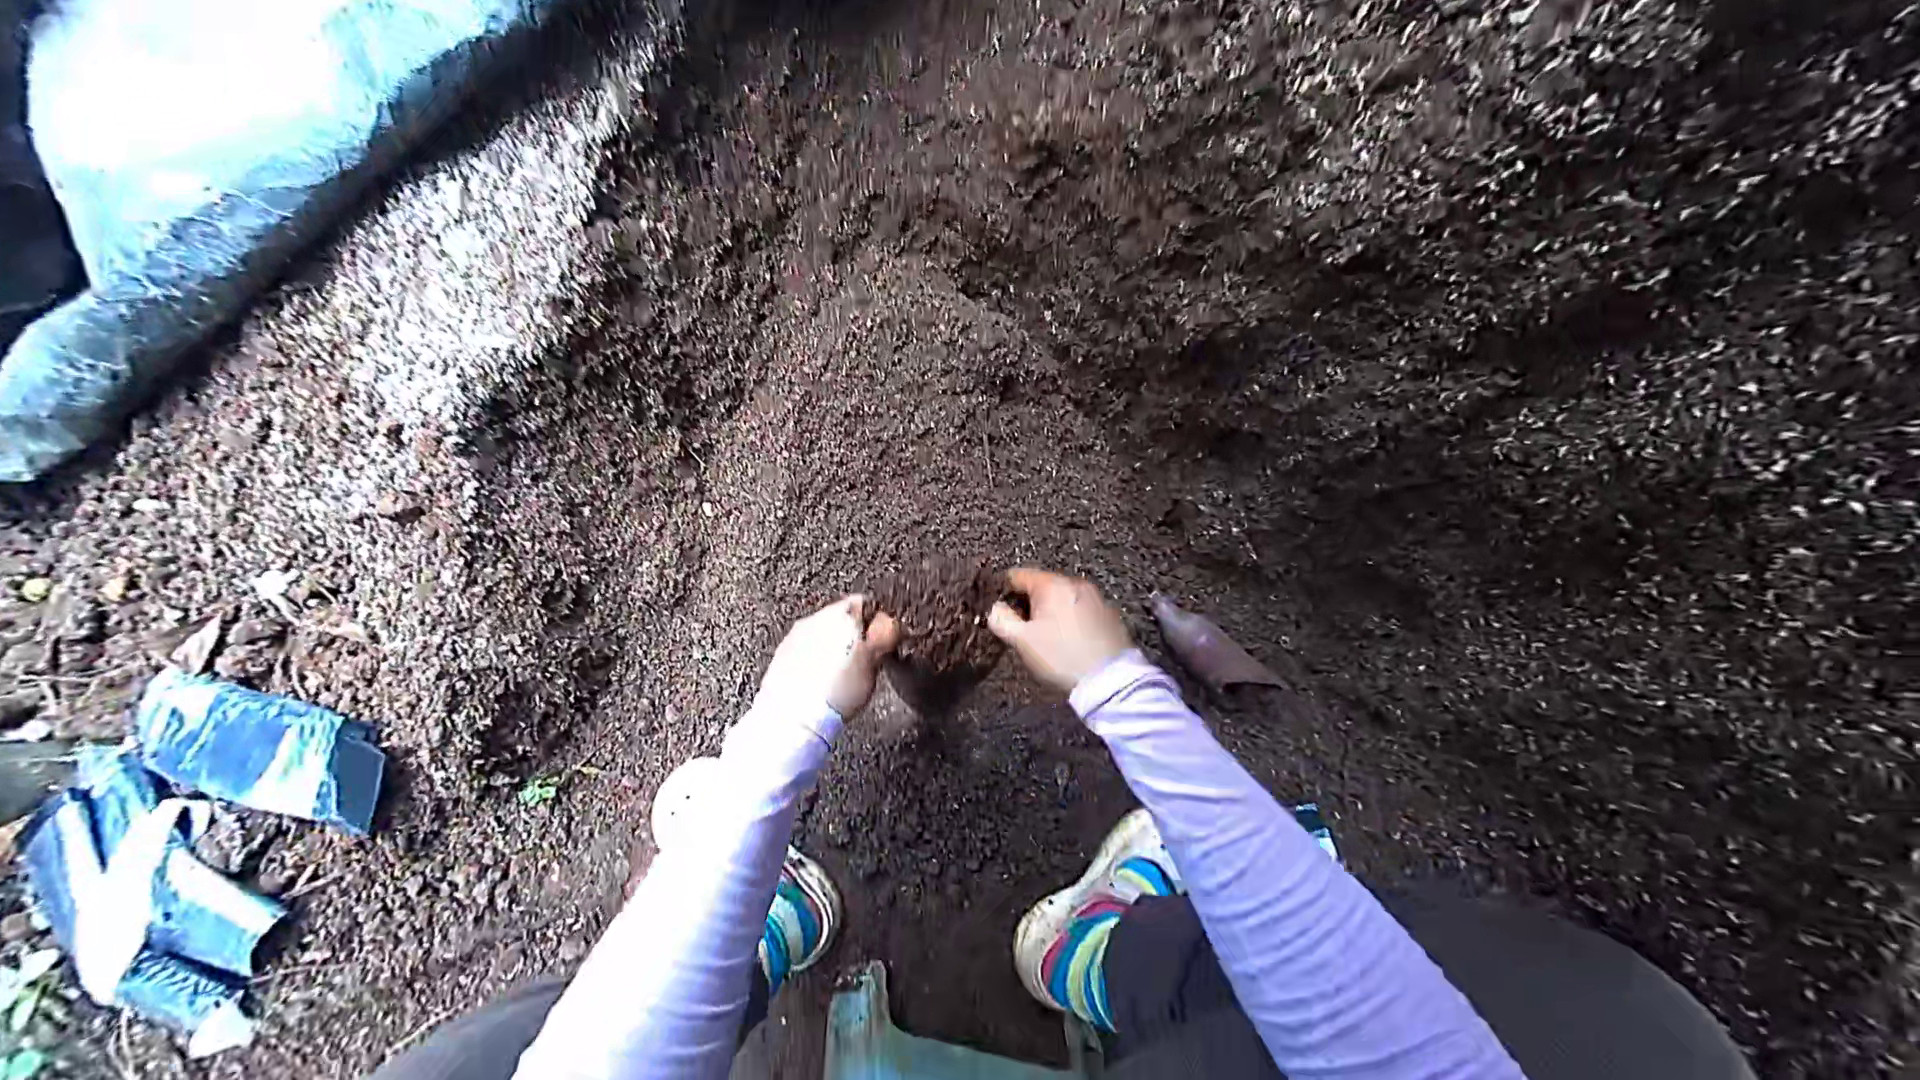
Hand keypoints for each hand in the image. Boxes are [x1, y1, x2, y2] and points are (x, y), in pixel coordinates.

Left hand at [758, 595, 900, 717]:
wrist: (796, 718)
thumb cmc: (837, 691)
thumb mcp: (874, 662)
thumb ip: (885, 635)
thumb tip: (892, 623)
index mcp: (840, 613)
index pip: (864, 602)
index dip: (878, 620)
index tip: (883, 638)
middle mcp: (815, 618)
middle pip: (841, 617)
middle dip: (854, 634)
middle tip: (864, 658)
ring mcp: (796, 636)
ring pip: (823, 633)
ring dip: (833, 646)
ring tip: (841, 673)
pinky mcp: (782, 654)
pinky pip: (805, 649)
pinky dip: (814, 659)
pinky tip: (821, 679)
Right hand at [988, 568, 1132, 691]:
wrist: (1110, 680)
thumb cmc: (1061, 658)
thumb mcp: (1023, 642)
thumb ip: (1002, 619)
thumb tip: (994, 608)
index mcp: (1052, 585)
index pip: (1019, 575)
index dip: (1005, 590)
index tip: (1001, 609)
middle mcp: (1075, 583)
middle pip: (1043, 585)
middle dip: (1030, 603)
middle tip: (1024, 629)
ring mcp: (1096, 597)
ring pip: (1063, 597)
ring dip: (1052, 610)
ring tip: (1048, 637)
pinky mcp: (1109, 613)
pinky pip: (1081, 608)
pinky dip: (1071, 617)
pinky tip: (1070, 639)